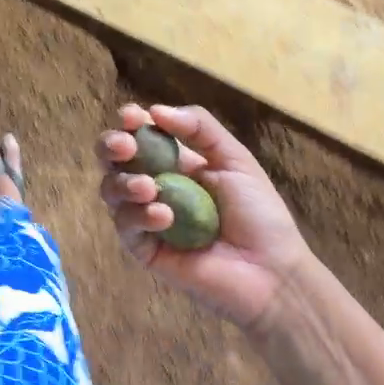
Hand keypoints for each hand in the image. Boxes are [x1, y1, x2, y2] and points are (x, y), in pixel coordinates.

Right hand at [96, 104, 311, 328]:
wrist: (273, 273)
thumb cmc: (259, 214)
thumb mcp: (235, 159)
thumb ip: (200, 128)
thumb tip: (154, 111)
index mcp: (175, 163)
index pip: (141, 136)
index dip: (131, 122)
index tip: (132, 117)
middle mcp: (155, 186)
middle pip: (114, 160)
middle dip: (111, 146)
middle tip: (124, 146)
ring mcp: (147, 219)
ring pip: (112, 191)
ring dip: (123, 182)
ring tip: (147, 187)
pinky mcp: (145, 250)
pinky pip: (126, 227)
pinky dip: (139, 216)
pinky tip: (163, 217)